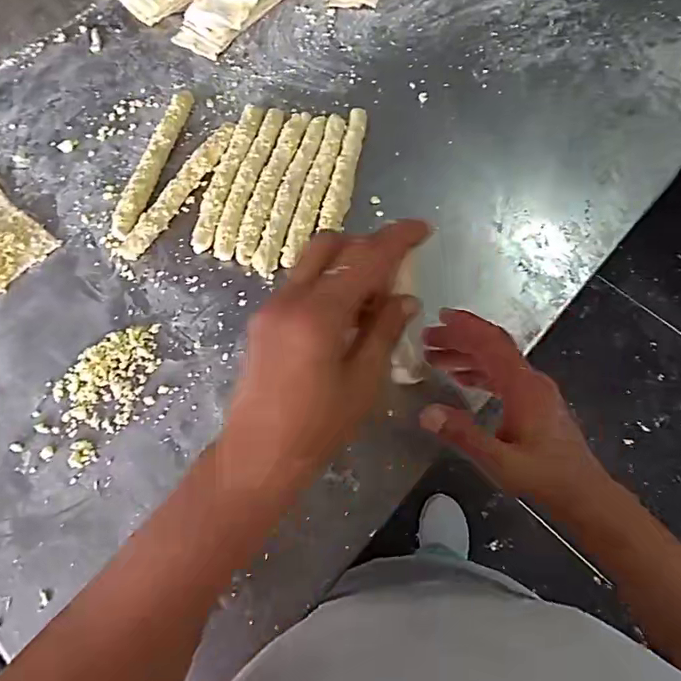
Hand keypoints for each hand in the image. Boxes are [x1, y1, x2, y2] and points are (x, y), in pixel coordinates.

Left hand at [221, 221, 430, 482]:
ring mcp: (271, 306)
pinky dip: (326, 284)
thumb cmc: (318, 426)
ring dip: (344, 265)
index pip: (363, 259)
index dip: (396, 239)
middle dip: (366, 247)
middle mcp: (289, 298)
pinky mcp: (263, 319)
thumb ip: (384, 331)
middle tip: (395, 273)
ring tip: (373, 302)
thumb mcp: (364, 381)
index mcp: (318, 312)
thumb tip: (405, 297)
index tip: (422, 228)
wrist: (259, 452)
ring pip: (311, 262)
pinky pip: (299, 284)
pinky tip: (345, 316)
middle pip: (330, 245)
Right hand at [416, 309, 606, 506]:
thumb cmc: (545, 478)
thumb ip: (463, 435)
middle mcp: (530, 381)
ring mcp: (535, 391)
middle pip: (492, 347)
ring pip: (496, 361)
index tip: (439, 317)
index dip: (465, 327)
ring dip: (466, 354)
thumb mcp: (500, 461)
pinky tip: (461, 379)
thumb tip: (426, 413)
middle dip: (458, 339)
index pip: (492, 344)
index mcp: (523, 387)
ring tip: (435, 358)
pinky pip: (502, 375)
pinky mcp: (536, 403)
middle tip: (427, 339)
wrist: (587, 497)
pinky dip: (478, 371)